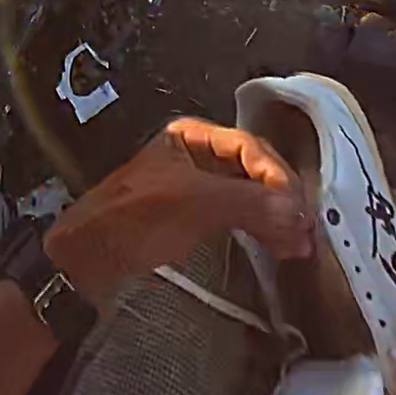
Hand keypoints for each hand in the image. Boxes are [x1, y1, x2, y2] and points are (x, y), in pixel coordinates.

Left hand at [43, 117, 314, 309]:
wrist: (89, 257)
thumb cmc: (131, 220)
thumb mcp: (189, 204)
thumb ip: (243, 202)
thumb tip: (297, 210)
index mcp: (190, 137)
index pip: (247, 146)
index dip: (276, 175)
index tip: (298, 208)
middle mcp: (197, 155)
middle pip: (253, 168)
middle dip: (281, 196)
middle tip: (307, 232)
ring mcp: (198, 185)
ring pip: (250, 192)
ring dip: (276, 215)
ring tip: (299, 245)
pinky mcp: (198, 214)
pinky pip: (240, 213)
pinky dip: (261, 227)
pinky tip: (279, 245)